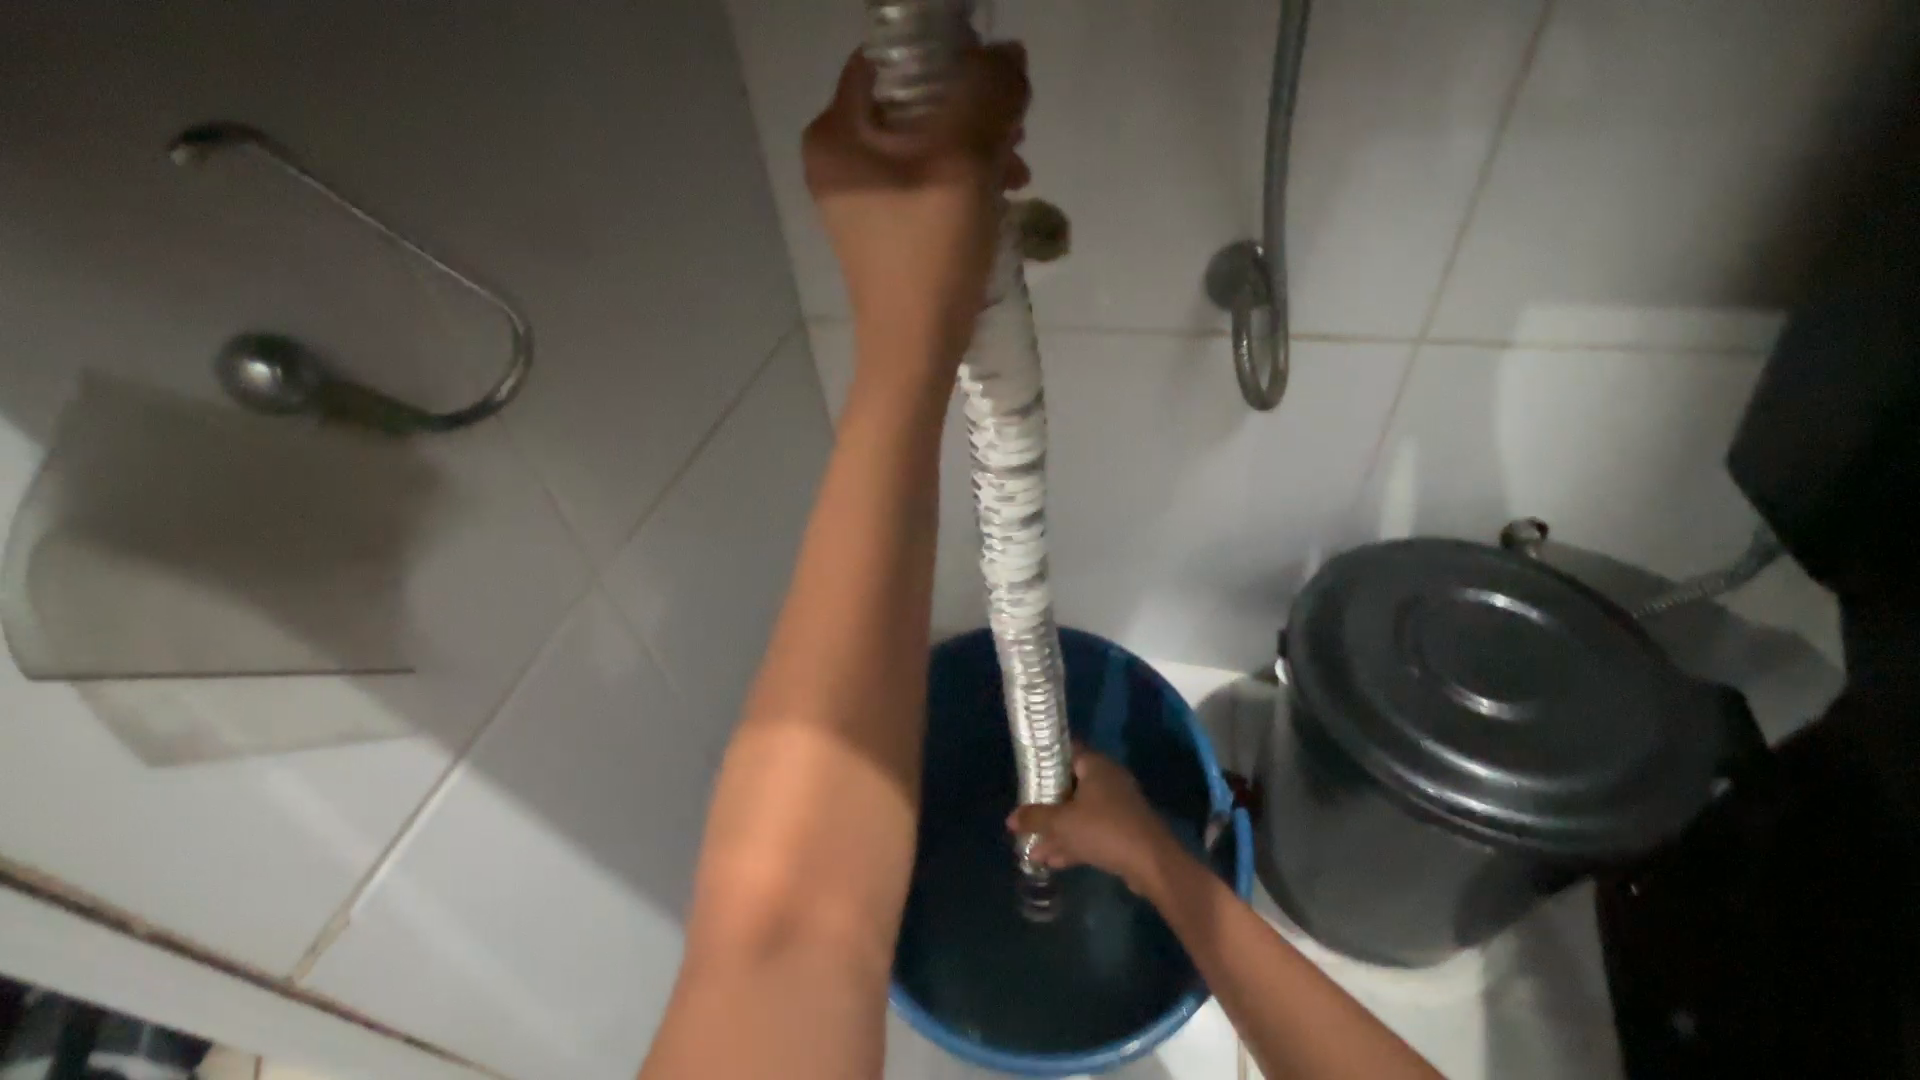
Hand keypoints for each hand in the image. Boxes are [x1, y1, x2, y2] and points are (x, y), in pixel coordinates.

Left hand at [803, 43, 1030, 378]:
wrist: (915, 350)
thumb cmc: (931, 255)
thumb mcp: (965, 163)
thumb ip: (988, 95)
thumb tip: (1009, 56)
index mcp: (836, 132)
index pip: (893, 60)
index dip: (949, 59)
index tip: (997, 84)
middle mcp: (837, 158)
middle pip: (913, 101)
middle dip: (972, 109)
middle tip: (1015, 134)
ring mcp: (857, 196)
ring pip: (925, 142)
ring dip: (976, 146)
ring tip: (1016, 172)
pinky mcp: (881, 227)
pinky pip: (924, 180)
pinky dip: (962, 180)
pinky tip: (998, 196)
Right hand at [1007, 748, 1175, 893]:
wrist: (1151, 863)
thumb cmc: (1103, 829)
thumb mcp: (1062, 823)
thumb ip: (1035, 818)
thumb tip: (1011, 819)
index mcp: (1096, 766)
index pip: (1067, 753)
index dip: (1044, 762)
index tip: (1025, 775)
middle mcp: (1108, 781)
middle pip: (1070, 787)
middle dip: (1047, 806)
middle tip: (1026, 818)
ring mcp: (1118, 807)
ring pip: (1080, 814)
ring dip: (1057, 831)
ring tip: (1033, 851)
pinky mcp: (1123, 831)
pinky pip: (1092, 831)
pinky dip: (1073, 843)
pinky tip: (1052, 862)